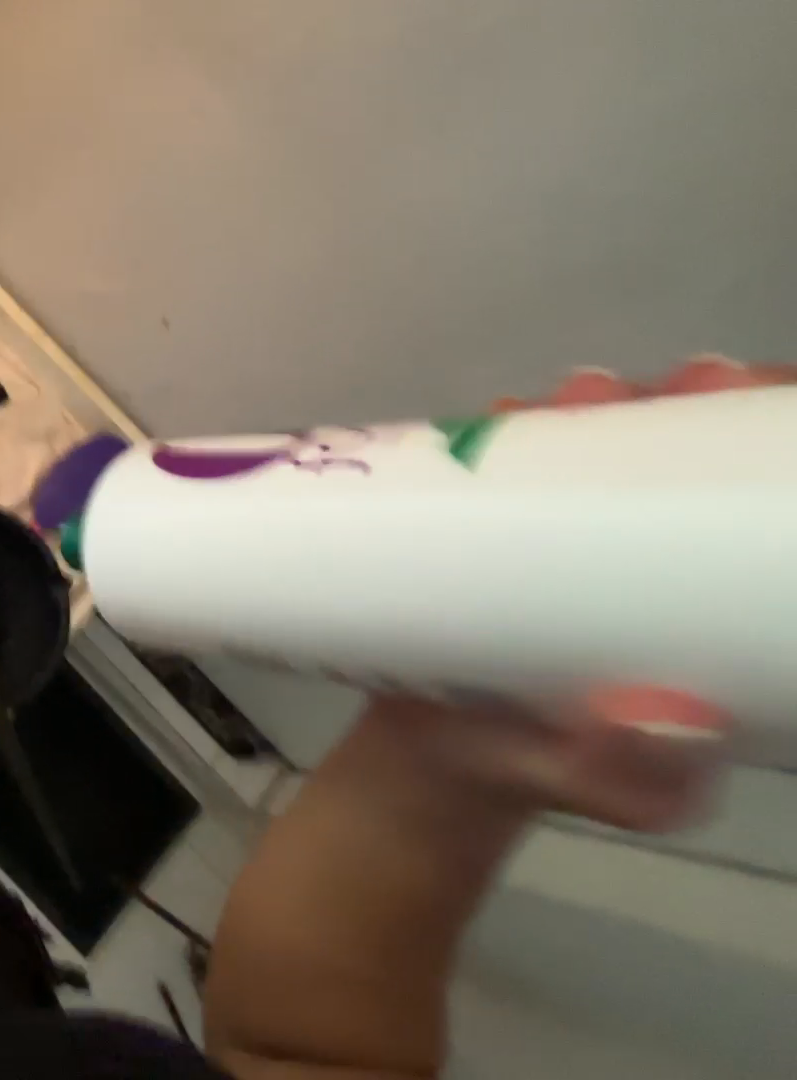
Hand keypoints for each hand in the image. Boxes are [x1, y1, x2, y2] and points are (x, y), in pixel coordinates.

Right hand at [385, 355, 789, 831]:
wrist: (430, 759)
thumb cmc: (532, 770)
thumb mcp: (606, 791)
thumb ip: (634, 776)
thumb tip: (665, 712)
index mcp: (713, 615)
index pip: (758, 519)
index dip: (779, 450)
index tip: (773, 404)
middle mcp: (645, 570)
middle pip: (683, 473)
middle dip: (693, 415)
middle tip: (683, 381)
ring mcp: (560, 556)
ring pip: (594, 468)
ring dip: (601, 416)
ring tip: (585, 391)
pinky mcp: (487, 551)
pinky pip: (505, 487)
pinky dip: (507, 445)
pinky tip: (502, 418)